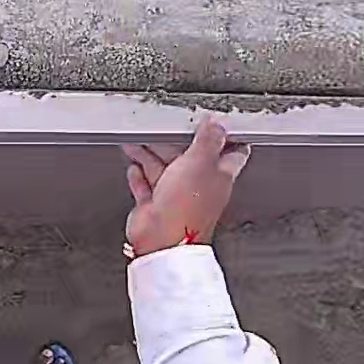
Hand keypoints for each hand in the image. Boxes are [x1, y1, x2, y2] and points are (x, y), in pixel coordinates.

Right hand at [121, 121, 251, 257]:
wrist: (162, 240)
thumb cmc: (186, 209)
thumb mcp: (201, 163)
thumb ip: (208, 141)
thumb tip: (216, 124)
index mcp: (217, 176)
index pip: (229, 153)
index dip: (226, 138)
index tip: (218, 123)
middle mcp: (197, 187)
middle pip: (187, 158)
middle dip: (173, 142)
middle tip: (162, 127)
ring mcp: (174, 197)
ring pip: (162, 169)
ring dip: (149, 154)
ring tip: (137, 140)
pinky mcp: (154, 206)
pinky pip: (146, 187)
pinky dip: (138, 176)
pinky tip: (134, 167)